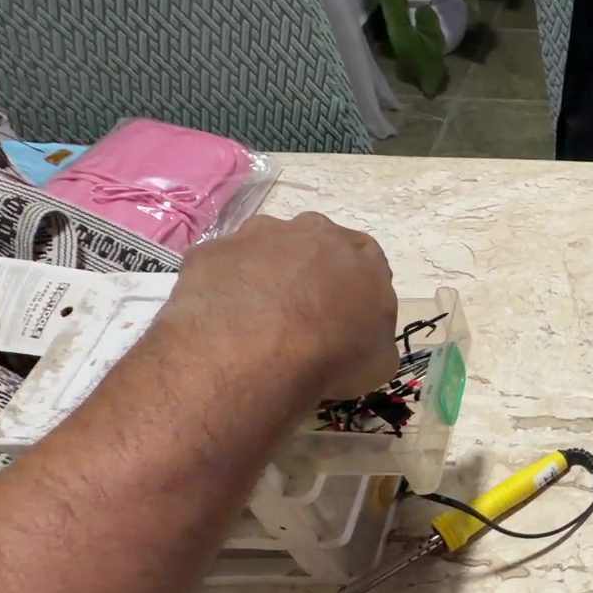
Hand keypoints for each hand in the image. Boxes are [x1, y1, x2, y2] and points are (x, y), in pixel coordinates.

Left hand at [152, 213, 400, 398]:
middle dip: (314, 270)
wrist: (257, 354)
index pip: (369, 260)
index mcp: (361, 256)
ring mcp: (256, 236)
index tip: (352, 315)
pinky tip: (229, 320)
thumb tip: (361, 334)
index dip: (359, 288)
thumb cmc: (336, 356)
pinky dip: (230, 287)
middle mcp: (311, 233)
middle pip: (318, 243)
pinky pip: (226, 267)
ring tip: (264, 317)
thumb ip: (375, 333)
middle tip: (308, 312)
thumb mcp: (382, 359)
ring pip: (268, 247)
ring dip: (270, 272)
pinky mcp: (211, 250)